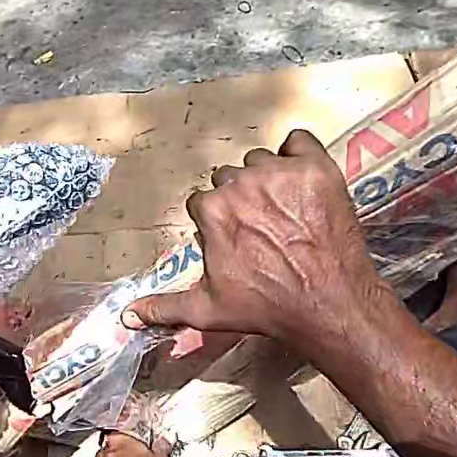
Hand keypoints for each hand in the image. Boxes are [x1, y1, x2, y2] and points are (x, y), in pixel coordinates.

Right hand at [122, 130, 394, 349]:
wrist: (331, 305)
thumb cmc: (267, 308)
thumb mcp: (208, 310)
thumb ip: (164, 306)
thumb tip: (125, 315)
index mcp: (212, 211)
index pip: (204, 201)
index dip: (219, 221)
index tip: (238, 239)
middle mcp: (241, 184)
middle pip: (231, 178)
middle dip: (242, 198)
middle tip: (264, 227)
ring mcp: (280, 173)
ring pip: (262, 161)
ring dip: (269, 178)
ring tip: (287, 211)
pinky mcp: (316, 168)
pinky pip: (299, 141)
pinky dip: (300, 155)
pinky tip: (304, 181)